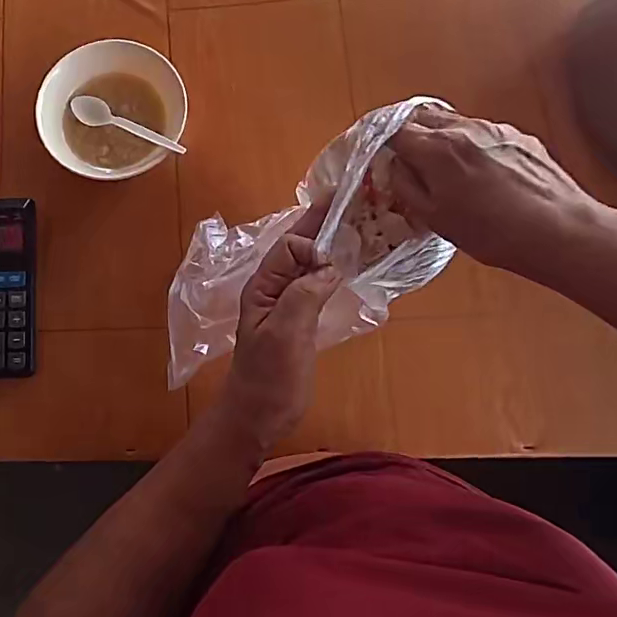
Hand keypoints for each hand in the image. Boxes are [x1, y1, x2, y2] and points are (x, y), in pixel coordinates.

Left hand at [215, 201, 345, 449]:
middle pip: (298, 248)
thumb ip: (304, 295)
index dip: (312, 246)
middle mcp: (273, 288)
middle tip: (351, 200)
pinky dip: (332, 273)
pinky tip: (349, 268)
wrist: (258, 416)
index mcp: (263, 286)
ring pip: (309, 265)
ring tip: (358, 229)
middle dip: (321, 225)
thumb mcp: (285, 334)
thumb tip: (330, 266)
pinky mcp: (300, 320)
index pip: (290, 247)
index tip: (336, 260)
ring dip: (329, 246)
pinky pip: (316, 286)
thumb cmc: (268, 378)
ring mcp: (287, 304)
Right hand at [385, 106, 605, 272]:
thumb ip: (407, 185)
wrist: (558, 231)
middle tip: (400, 153)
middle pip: (422, 114)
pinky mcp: (520, 137)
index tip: (376, 152)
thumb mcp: (434, 217)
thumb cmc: (490, 232)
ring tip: (440, 167)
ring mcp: (495, 129)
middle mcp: (463, 128)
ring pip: (453, 122)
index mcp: (437, 148)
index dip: (380, 139)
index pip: (394, 128)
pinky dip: (468, 145)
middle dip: (406, 129)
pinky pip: (481, 133)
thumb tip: (396, 166)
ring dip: (438, 137)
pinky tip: (479, 174)